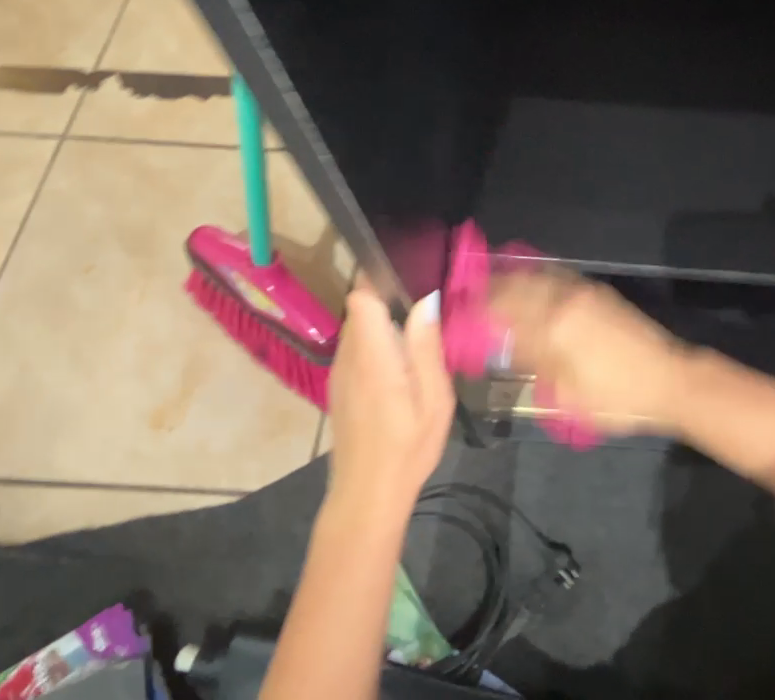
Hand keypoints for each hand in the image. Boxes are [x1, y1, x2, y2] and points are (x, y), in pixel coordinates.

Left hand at [325, 279, 453, 514]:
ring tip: (418, 340)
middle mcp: (349, 358)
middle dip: (390, 301)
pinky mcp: (340, 385)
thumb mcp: (434, 400)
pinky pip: (357, 348)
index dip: (381, 280)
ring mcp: (340, 372)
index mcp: (373, 358)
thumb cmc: (408, 448)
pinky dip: (377, 345)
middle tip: (427, 313)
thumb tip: (427, 300)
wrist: (367, 495)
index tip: (411, 279)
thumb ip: (426, 347)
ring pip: (358, 328)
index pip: (361, 298)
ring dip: (384, 324)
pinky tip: (402, 367)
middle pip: (361, 309)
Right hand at [487, 269, 689, 436]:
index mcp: (553, 328)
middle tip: (468, 293)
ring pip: (537, 276)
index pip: (503, 315)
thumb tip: (508, 350)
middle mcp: (564, 301)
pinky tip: (529, 280)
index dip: (477, 315)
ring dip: (511, 277)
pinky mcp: (598, 293)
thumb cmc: (617, 398)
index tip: (459, 315)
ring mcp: (583, 293)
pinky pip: (558, 276)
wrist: (670, 380)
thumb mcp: (567, 395)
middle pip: (516, 286)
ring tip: (491, 282)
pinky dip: (537, 275)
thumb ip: (534, 367)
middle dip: (488, 288)